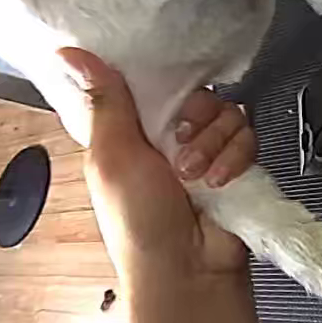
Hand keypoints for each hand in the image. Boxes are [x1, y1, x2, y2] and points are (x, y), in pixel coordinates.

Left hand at [55, 48, 248, 287]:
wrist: (188, 267)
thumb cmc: (138, 221)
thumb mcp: (112, 158)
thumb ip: (106, 104)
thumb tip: (71, 56)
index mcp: (135, 131)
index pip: (157, 84)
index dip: (164, 83)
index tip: (165, 96)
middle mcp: (175, 137)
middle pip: (200, 95)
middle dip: (194, 122)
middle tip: (179, 147)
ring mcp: (210, 150)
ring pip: (229, 114)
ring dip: (214, 144)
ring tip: (198, 176)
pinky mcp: (240, 163)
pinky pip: (249, 137)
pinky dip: (236, 158)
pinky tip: (220, 181)